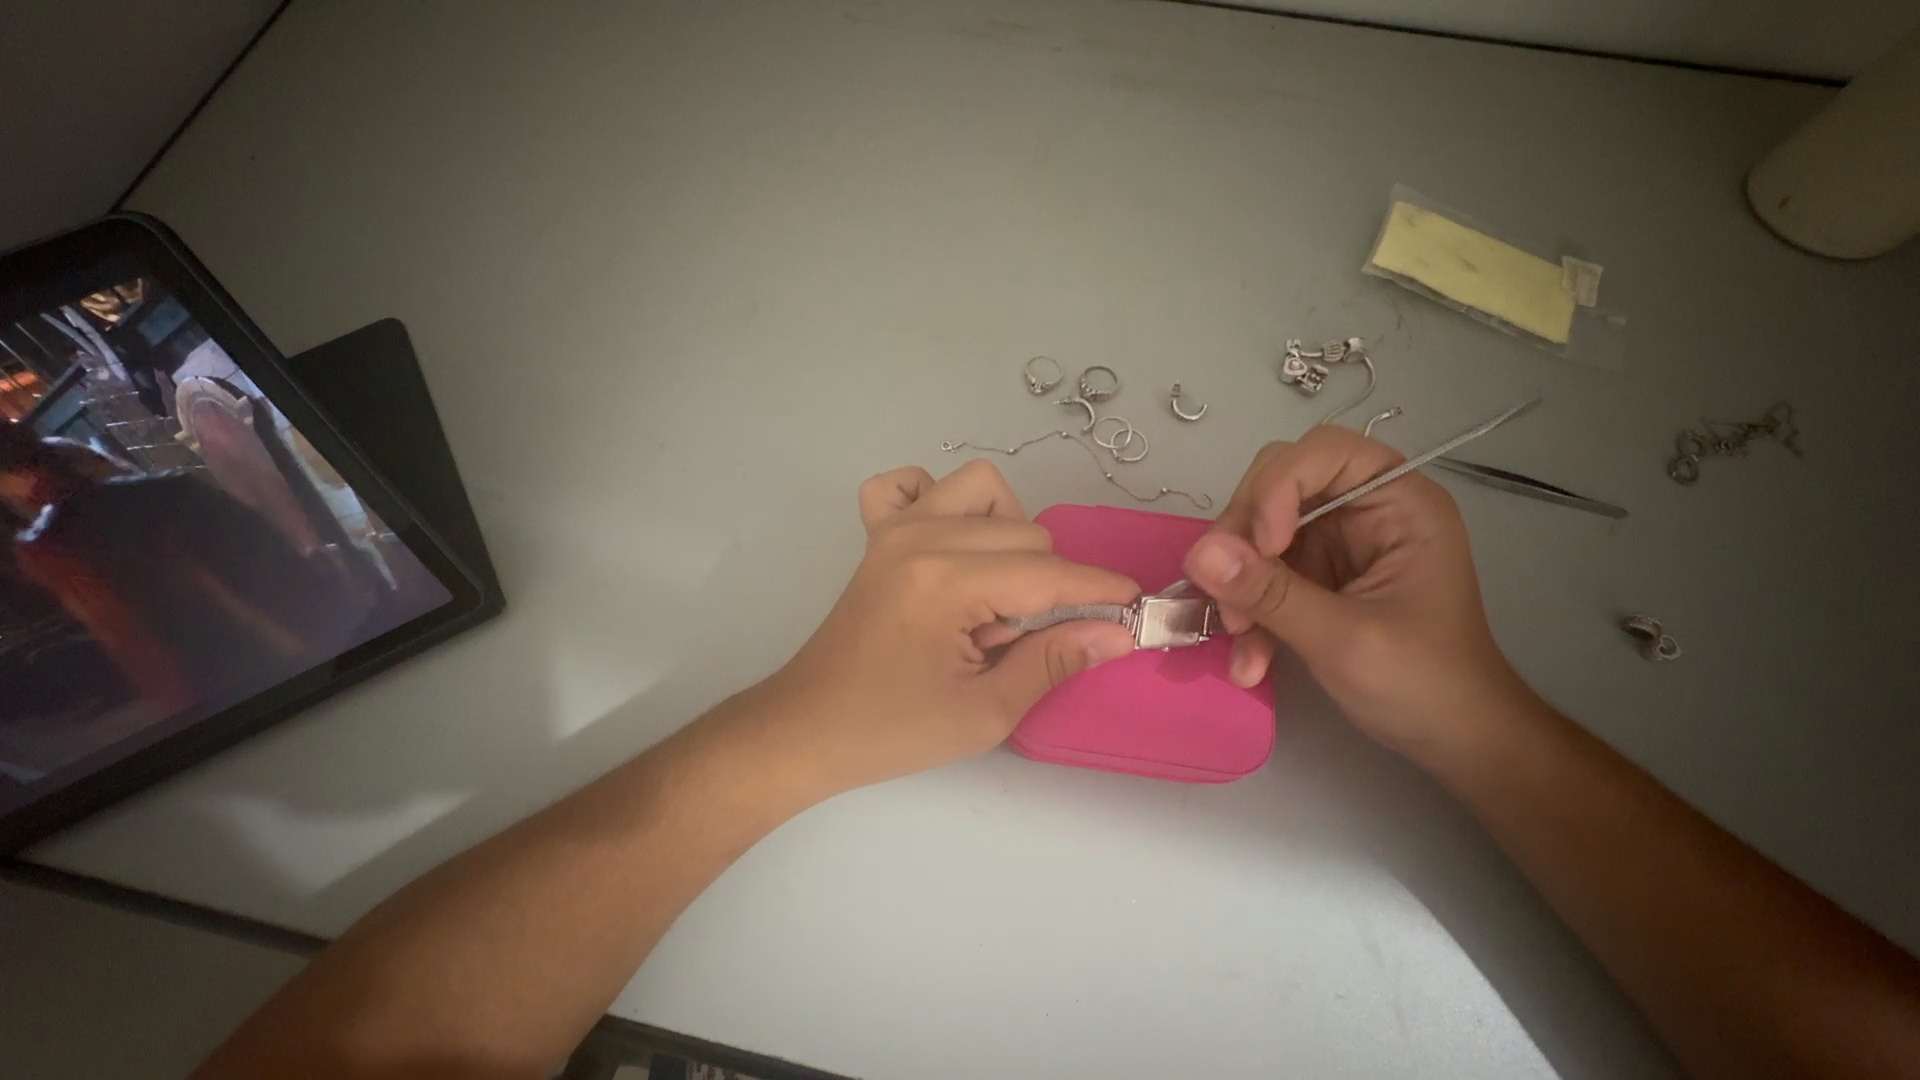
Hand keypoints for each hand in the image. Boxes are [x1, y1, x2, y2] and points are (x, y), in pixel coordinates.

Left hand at [764, 460, 1137, 794]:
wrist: (808, 727)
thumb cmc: (893, 729)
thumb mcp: (985, 712)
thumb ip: (1054, 661)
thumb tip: (1118, 633)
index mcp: (948, 582)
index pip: (1048, 574)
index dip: (1099, 591)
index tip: (1135, 608)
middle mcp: (923, 536)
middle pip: (1026, 533)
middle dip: (1047, 585)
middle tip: (1017, 640)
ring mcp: (895, 527)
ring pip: (984, 490)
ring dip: (1007, 534)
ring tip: (992, 592)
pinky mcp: (876, 533)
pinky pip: (912, 483)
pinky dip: (940, 501)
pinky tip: (948, 545)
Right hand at [1181, 427, 1533, 764]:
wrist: (1451, 741)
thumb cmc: (1423, 683)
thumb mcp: (1344, 638)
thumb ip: (1270, 593)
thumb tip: (1198, 553)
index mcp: (1398, 504)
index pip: (1323, 453)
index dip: (1279, 488)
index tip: (1262, 547)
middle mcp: (1363, 511)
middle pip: (1277, 486)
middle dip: (1244, 540)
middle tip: (1229, 593)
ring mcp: (1335, 544)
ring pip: (1256, 532)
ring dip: (1237, 584)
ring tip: (1240, 637)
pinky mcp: (1313, 576)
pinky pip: (1258, 574)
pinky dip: (1246, 612)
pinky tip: (1249, 660)